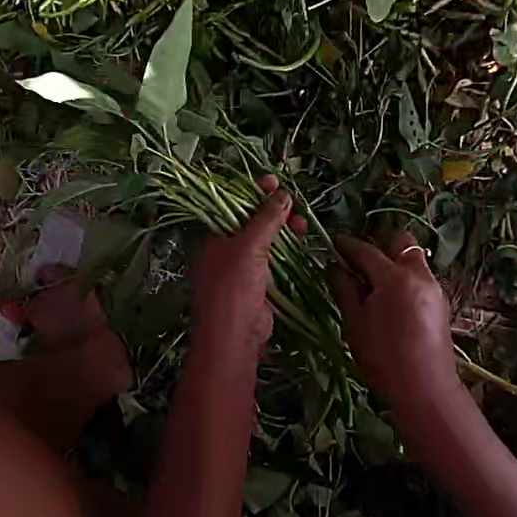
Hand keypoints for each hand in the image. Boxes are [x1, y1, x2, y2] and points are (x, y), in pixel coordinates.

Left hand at [191, 176, 303, 354]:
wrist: (235, 335)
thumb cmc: (233, 287)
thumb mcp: (249, 247)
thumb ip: (266, 219)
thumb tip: (282, 193)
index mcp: (214, 237)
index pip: (234, 206)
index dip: (253, 192)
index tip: (273, 181)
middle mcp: (226, 249)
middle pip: (252, 222)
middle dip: (274, 211)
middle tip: (295, 204)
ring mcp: (242, 267)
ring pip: (266, 241)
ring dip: (284, 230)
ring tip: (303, 224)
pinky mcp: (258, 283)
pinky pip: (274, 260)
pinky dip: (287, 250)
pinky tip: (301, 243)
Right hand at [328, 230, 464, 416]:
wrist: (425, 388)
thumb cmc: (382, 357)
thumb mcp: (355, 322)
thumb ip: (345, 289)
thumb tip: (335, 267)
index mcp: (394, 277)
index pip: (365, 250)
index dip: (346, 245)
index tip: (333, 243)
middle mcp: (419, 275)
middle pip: (400, 242)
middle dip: (380, 245)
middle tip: (359, 264)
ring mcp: (434, 288)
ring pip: (413, 260)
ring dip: (394, 263)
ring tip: (374, 286)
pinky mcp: (440, 303)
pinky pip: (420, 277)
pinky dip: (404, 279)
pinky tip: (390, 301)